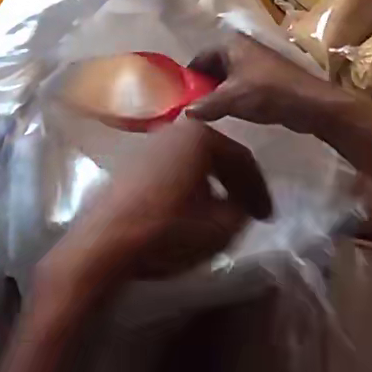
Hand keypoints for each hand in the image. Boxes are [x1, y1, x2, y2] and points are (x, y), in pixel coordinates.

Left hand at [40, 117, 272, 300]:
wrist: (103, 242)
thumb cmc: (165, 231)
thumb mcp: (218, 228)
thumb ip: (240, 211)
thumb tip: (242, 205)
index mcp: (199, 136)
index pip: (242, 158)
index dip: (259, 189)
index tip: (267, 214)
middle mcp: (175, 129)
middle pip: (217, 153)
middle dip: (236, 182)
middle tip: (250, 211)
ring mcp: (150, 142)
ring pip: (193, 160)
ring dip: (212, 182)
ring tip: (224, 212)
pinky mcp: (133, 160)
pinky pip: (173, 167)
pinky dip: (189, 184)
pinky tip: (191, 209)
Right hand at [188, 33, 371, 137]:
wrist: (310, 103)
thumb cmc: (267, 93)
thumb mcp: (231, 99)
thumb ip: (204, 105)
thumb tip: (183, 113)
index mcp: (230, 44)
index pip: (199, 59)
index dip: (188, 78)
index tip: (179, 99)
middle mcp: (241, 48)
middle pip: (212, 68)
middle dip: (202, 87)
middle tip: (190, 110)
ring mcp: (254, 63)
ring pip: (226, 78)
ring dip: (217, 95)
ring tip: (206, 115)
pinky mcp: (265, 78)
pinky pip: (239, 86)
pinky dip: (231, 98)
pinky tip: (227, 115)